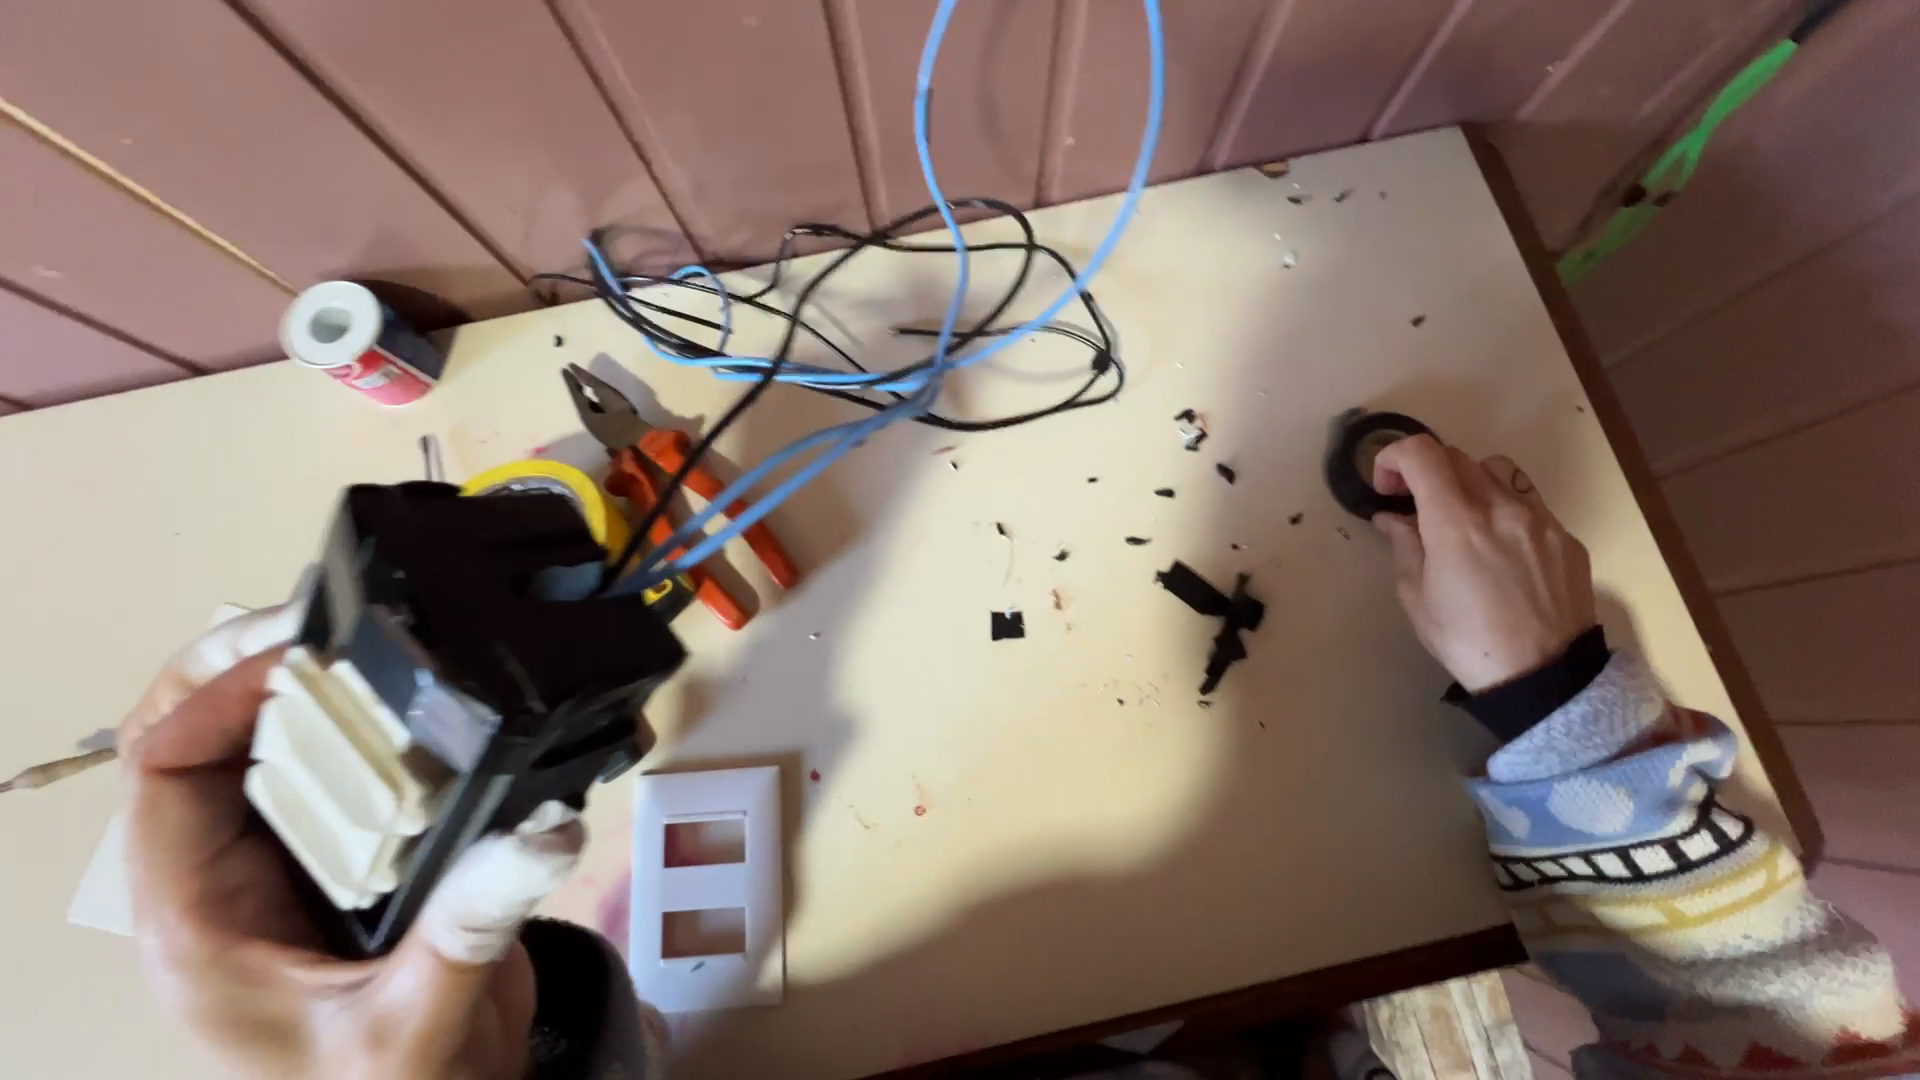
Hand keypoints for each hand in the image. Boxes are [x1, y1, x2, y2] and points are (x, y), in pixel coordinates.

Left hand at [124, 631, 583, 1079]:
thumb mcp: (414, 1023)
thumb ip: (467, 930)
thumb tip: (545, 828)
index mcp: (203, 916)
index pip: (168, 779)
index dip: (218, 699)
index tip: (309, 649)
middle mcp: (246, 870)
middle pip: (215, 738)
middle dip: (261, 664)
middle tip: (348, 613)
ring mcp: (315, 853)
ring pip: (295, 743)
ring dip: (332, 683)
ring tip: (398, 631)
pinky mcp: (380, 845)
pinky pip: (374, 765)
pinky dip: (401, 721)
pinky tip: (448, 695)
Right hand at [1370, 435, 1595, 692]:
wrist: (1543, 674)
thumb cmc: (1465, 638)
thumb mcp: (1416, 596)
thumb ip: (1405, 545)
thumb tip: (1394, 518)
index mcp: (1456, 522)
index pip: (1422, 454)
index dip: (1393, 458)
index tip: (1385, 488)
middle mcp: (1500, 507)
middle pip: (1455, 456)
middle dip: (1423, 471)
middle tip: (1410, 504)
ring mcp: (1539, 518)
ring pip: (1495, 469)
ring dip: (1465, 480)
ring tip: (1457, 515)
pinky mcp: (1564, 536)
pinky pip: (1526, 500)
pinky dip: (1499, 505)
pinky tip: (1494, 542)